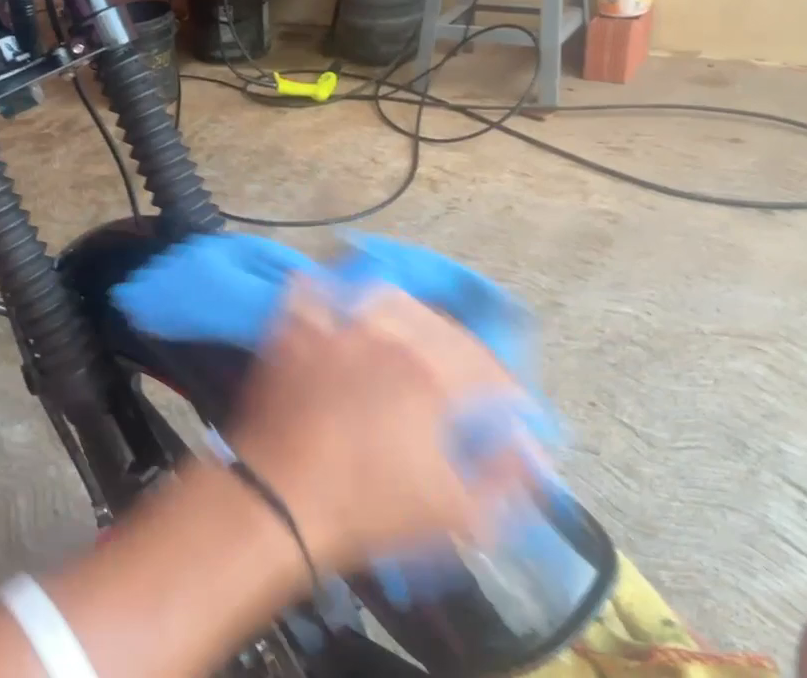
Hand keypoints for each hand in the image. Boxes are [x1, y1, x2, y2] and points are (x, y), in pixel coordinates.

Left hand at [224, 278, 537, 570]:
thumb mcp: (457, 514)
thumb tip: (531, 454)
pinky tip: (340, 309)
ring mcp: (333, 327)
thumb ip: (507, 479)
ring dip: (407, 313)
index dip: (506, 390)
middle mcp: (386, 336)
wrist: (275, 499)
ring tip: (411, 339)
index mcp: (432, 374)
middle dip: (463, 351)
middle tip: (465, 379)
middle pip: (440, 324)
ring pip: (382, 297)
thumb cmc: (367, 509)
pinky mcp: (290, 331)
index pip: (487, 365)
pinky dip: (332, 293)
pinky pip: (314, 291)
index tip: (509, 411)